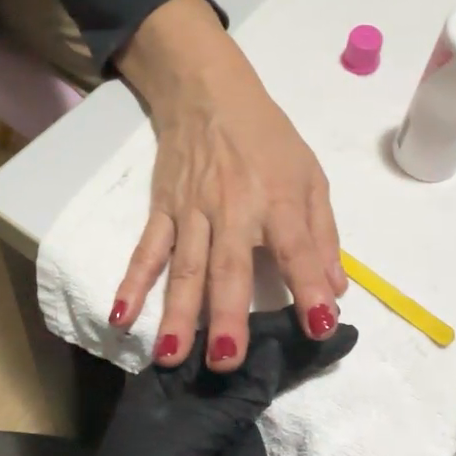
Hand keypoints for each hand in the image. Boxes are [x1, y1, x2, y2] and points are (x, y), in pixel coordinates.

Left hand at [7, 309, 357, 455]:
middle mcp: (180, 394)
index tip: (320, 319)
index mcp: (165, 375)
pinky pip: (239, 453)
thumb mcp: (192, 435)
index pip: (228, 338)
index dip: (275, 329)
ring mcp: (192, 430)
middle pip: (243, 373)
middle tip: (337, 343)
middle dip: (278, 375)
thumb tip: (275, 348)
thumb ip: (237, 396)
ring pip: (245, 419)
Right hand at [111, 0, 346, 370]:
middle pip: (228, 268)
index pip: (296, 247)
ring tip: (171, 357)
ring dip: (177, 313)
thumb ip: (322, 236)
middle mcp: (233, 209)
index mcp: (278, 199)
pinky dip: (132, 282)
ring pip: (184, 268)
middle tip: (226, 362)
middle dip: (227, 316)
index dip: (308, 286)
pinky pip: (147, 250)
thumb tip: (334, 291)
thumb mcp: (310, 177)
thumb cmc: (268, 141)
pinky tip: (121, 316)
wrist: (208, 93)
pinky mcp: (163, 211)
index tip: (319, 326)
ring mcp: (192, 212)